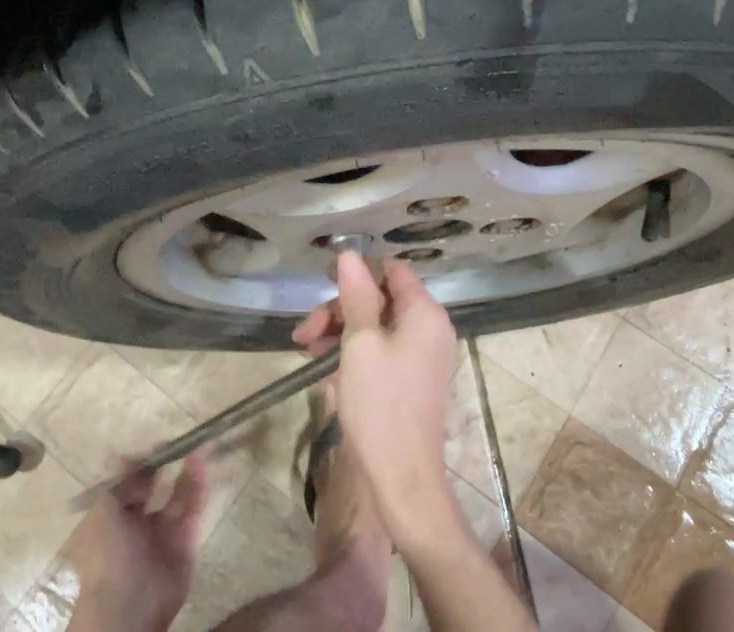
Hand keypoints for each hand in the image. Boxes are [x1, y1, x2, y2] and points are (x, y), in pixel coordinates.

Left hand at [63, 454, 207, 631]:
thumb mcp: (105, 509)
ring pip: (178, 495)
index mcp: (112, 519)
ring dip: (188, 471)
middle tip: (178, 441)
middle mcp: (138, 524)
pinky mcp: (187, 538)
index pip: (127, 486)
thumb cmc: (109, 551)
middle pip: (154, 489)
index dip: (139, 466)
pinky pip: (194, 508)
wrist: (131, 600)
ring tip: (199, 445)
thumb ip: (120, 482)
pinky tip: (203, 463)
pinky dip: (200, 486)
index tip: (153, 445)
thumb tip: (123, 454)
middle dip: (165, 467)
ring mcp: (164, 531)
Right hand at [292, 253, 460, 543]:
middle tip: (304, 334)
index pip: (392, 270)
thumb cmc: (380, 405)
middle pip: (379, 300)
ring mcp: (420, 357)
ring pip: (374, 328)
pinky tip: (325, 376)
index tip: (322, 282)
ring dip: (339, 335)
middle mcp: (429, 329)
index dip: (357, 271)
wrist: (402, 478)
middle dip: (339, 311)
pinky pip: (379, 354)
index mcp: (425, 314)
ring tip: (307, 354)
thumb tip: (349, 255)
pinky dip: (351, 358)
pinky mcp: (409, 381)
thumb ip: (355, 297)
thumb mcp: (360, 345)